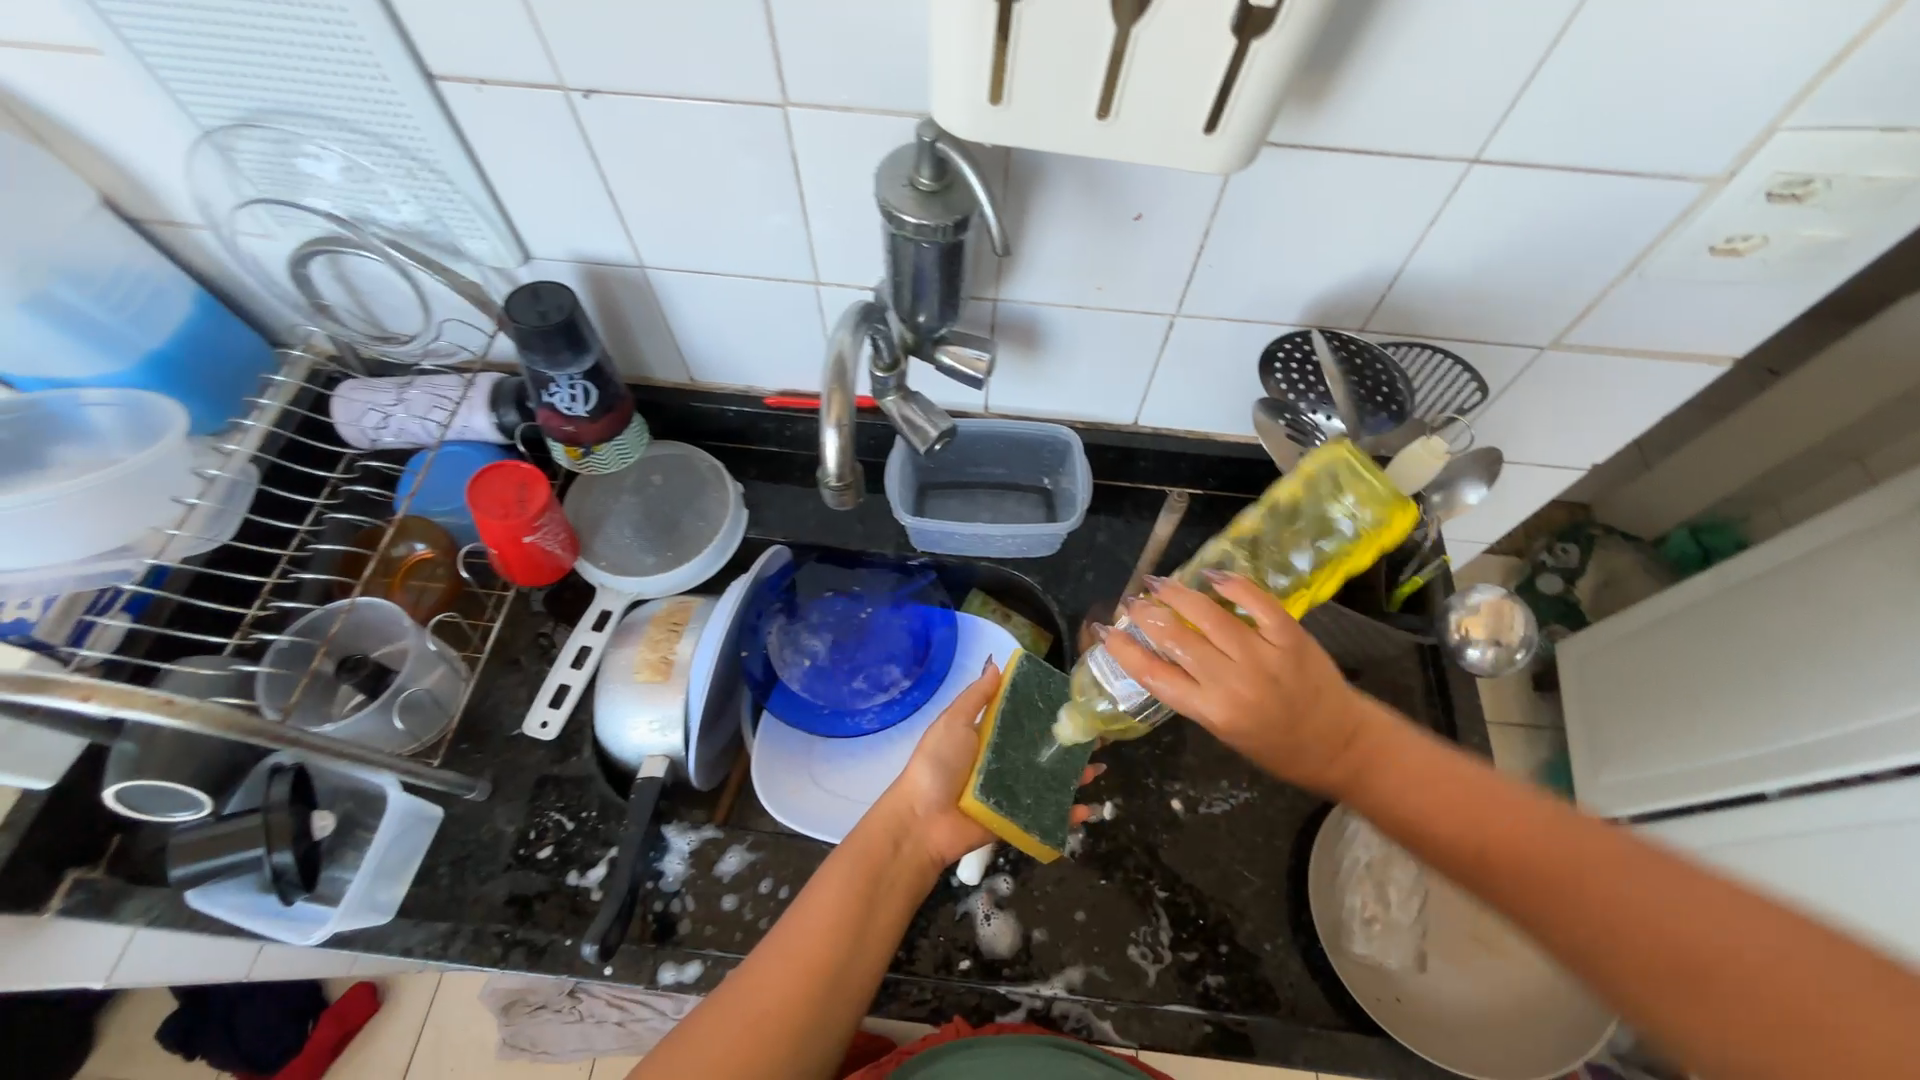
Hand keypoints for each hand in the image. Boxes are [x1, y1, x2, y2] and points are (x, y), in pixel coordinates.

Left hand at [874, 659, 1098, 870]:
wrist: (923, 819)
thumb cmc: (937, 765)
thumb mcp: (954, 722)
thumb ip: (977, 697)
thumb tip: (996, 664)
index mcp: (990, 738)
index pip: (1026, 722)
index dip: (1050, 715)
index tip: (1078, 704)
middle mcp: (1004, 764)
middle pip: (1045, 753)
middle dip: (1072, 747)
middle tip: (1099, 738)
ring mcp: (1013, 794)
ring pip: (1052, 783)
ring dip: (1077, 777)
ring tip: (1100, 770)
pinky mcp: (1017, 820)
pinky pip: (1047, 816)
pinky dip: (1068, 814)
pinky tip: (1087, 808)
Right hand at [1102, 572, 1389, 795]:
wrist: (1339, 744)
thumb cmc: (1276, 746)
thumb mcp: (1222, 730)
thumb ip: (1193, 693)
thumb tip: (1162, 653)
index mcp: (1211, 711)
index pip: (1154, 674)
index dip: (1124, 650)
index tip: (1106, 631)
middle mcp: (1232, 683)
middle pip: (1176, 638)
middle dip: (1146, 614)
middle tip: (1131, 601)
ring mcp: (1263, 656)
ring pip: (1209, 615)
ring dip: (1177, 594)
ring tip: (1158, 582)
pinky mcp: (1290, 637)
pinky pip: (1256, 603)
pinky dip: (1232, 585)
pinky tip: (1211, 575)